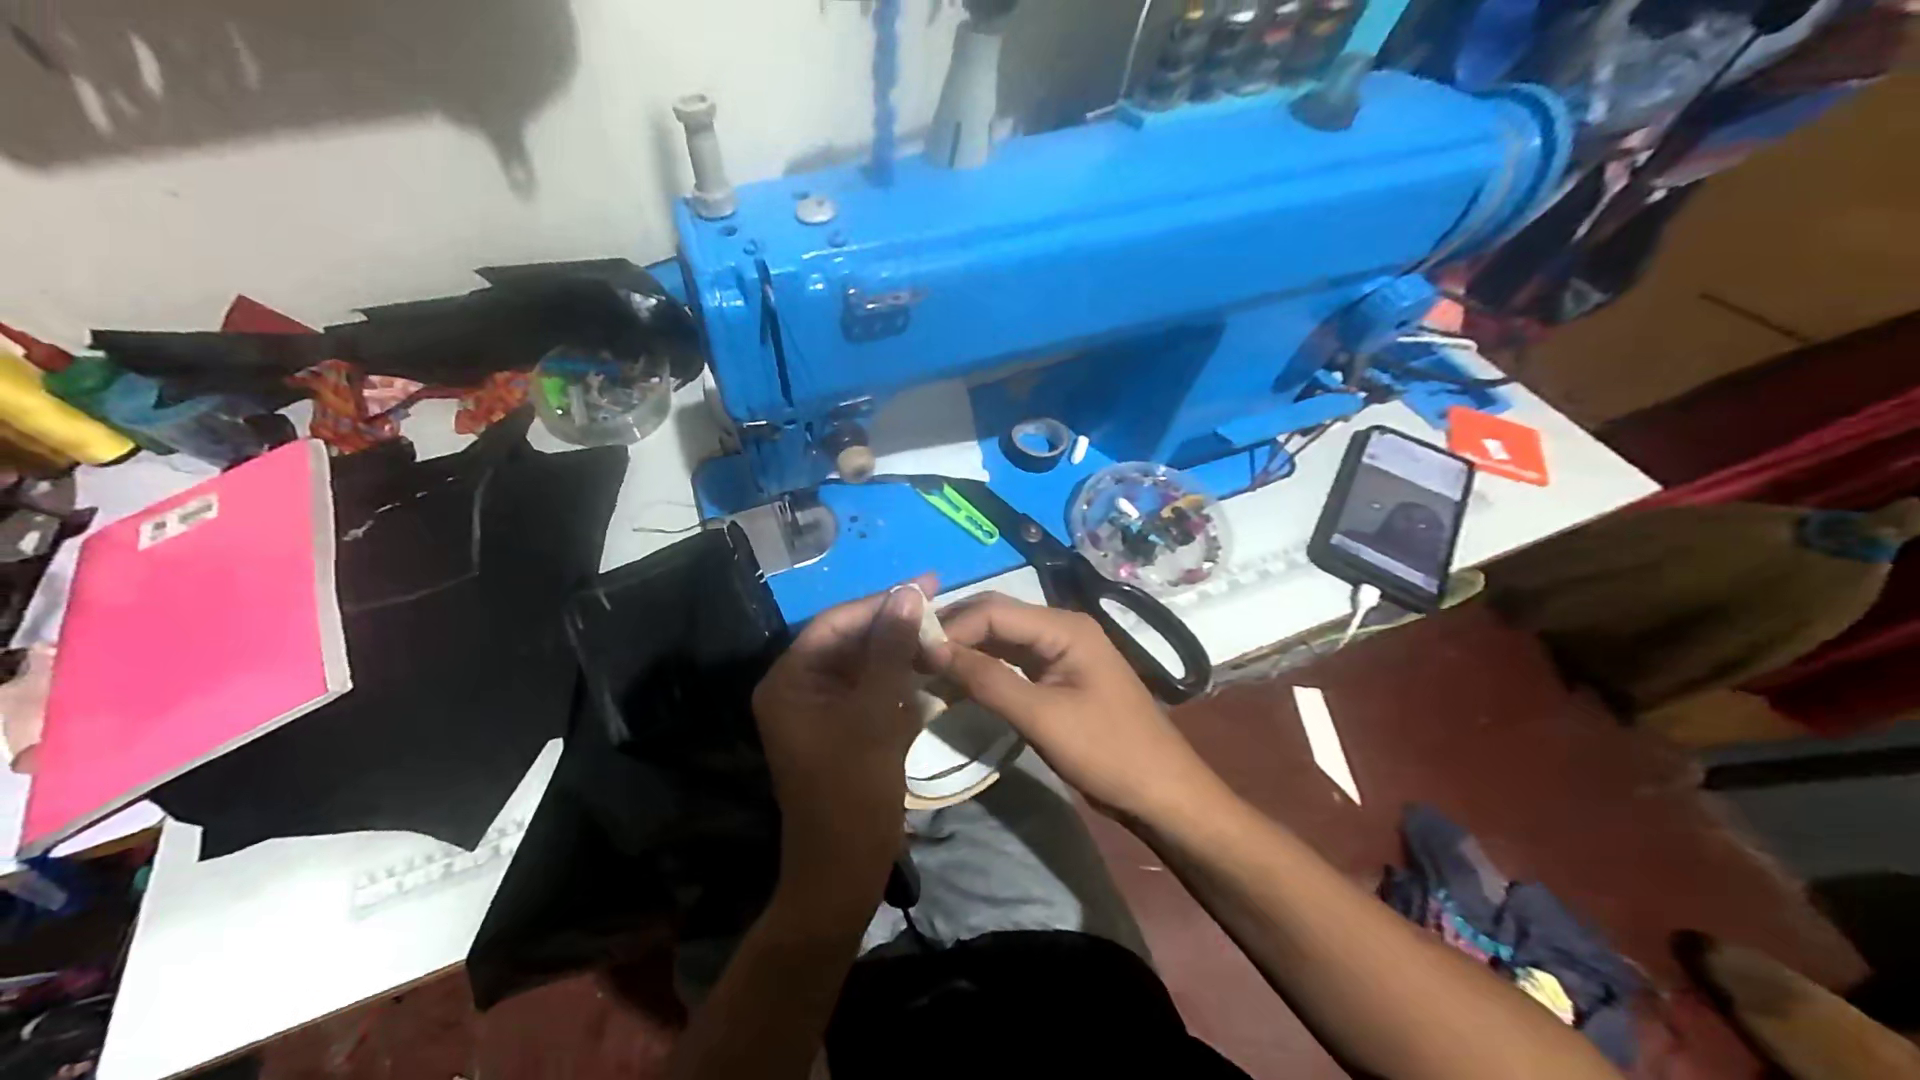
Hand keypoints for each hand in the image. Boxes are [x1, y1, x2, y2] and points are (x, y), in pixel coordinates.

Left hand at [751, 576, 932, 899]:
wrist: (845, 870)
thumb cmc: (853, 789)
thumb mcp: (874, 714)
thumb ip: (890, 650)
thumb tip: (906, 593)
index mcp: (791, 680)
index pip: (838, 623)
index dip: (883, 601)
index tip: (929, 584)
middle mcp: (801, 689)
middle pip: (853, 641)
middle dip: (897, 629)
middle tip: (943, 614)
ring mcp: (823, 712)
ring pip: (867, 666)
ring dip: (903, 655)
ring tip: (944, 642)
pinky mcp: (845, 731)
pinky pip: (873, 693)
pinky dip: (901, 683)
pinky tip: (932, 673)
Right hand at [928, 593, 1219, 823]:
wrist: (1160, 792)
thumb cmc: (1107, 751)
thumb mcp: (1042, 716)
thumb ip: (987, 679)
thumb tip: (933, 649)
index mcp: (1064, 626)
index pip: (993, 610)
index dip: (951, 627)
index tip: (911, 652)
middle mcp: (1061, 628)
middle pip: (996, 618)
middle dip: (954, 634)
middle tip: (910, 657)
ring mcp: (1060, 652)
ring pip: (1001, 640)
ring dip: (966, 651)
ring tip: (924, 669)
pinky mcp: (1058, 676)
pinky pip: (1013, 662)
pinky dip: (984, 670)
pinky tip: (957, 683)